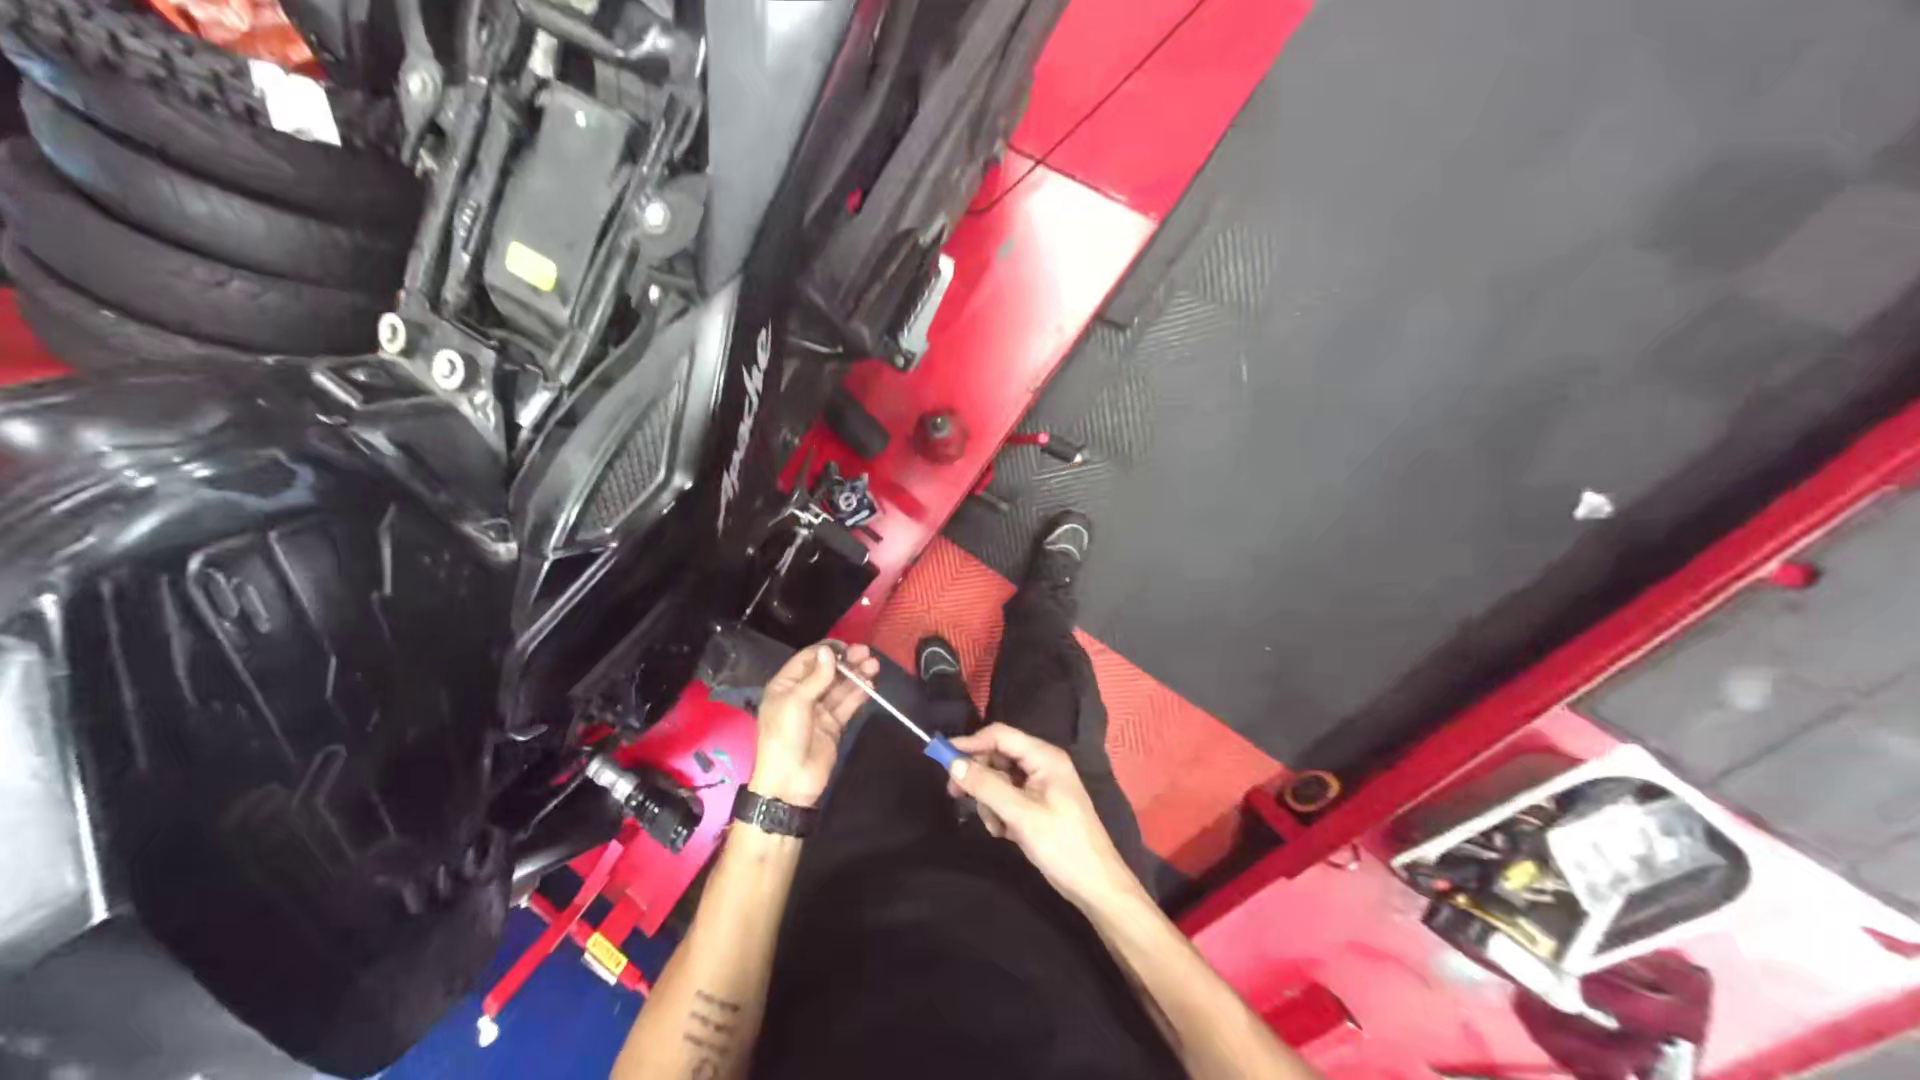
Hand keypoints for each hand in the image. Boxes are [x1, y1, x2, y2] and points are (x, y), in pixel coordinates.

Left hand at [749, 642, 878, 807]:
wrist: (790, 781)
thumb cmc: (785, 736)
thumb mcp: (796, 702)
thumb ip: (816, 676)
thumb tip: (828, 651)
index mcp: (785, 686)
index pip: (808, 660)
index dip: (827, 651)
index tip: (847, 647)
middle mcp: (802, 694)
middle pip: (827, 672)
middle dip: (846, 662)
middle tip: (866, 653)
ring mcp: (819, 710)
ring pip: (840, 687)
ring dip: (856, 675)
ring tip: (873, 665)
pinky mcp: (833, 725)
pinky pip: (847, 704)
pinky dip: (858, 693)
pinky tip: (870, 683)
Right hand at [945, 723, 1141, 909]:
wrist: (1096, 886)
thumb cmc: (1062, 845)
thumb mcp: (1020, 814)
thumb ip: (986, 786)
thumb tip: (953, 763)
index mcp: (1044, 757)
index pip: (1000, 735)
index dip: (971, 743)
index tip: (942, 758)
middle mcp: (1043, 764)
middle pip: (998, 756)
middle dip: (978, 776)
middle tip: (955, 795)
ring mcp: (1042, 785)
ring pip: (1000, 779)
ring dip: (989, 800)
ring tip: (995, 826)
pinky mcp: (1039, 805)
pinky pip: (1009, 797)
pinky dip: (1000, 812)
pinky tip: (1004, 832)